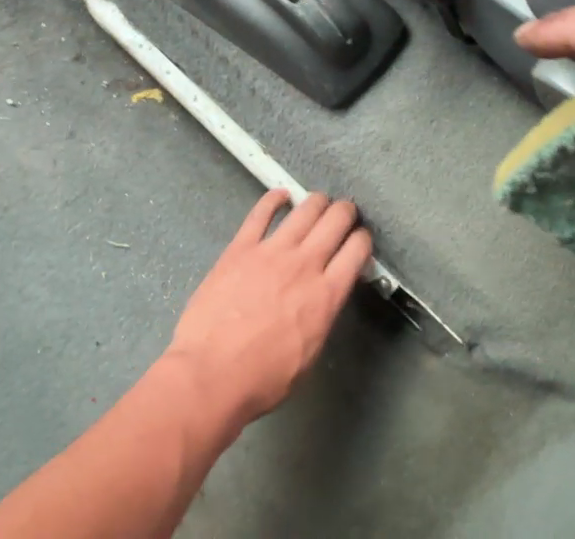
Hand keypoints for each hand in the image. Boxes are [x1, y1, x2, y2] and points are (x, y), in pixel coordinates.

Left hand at [165, 190, 370, 426]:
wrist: (212, 374)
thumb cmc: (263, 379)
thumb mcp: (309, 354)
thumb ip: (321, 318)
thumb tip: (323, 299)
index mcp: (326, 296)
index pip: (356, 250)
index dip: (363, 239)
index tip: (359, 240)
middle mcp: (305, 265)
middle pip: (336, 221)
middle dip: (345, 212)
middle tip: (344, 214)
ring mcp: (271, 251)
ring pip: (305, 209)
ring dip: (317, 202)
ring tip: (319, 202)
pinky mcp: (241, 247)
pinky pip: (261, 212)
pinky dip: (274, 199)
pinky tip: (280, 195)